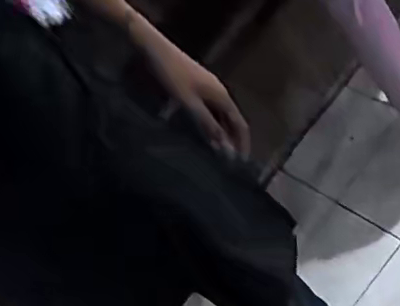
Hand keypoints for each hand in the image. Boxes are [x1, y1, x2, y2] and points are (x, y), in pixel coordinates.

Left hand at [149, 42, 250, 157]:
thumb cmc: (174, 76)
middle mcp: (220, 93)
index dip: (243, 144)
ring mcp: (209, 90)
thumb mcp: (192, 105)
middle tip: (229, 162)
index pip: (240, 124)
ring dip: (221, 135)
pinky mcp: (199, 89)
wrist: (156, 49)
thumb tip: (228, 150)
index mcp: (222, 96)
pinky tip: (206, 136)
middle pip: (232, 121)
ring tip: (218, 153)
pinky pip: (211, 111)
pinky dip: (212, 125)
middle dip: (233, 141)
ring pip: (222, 117)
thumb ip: (210, 127)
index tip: (242, 162)